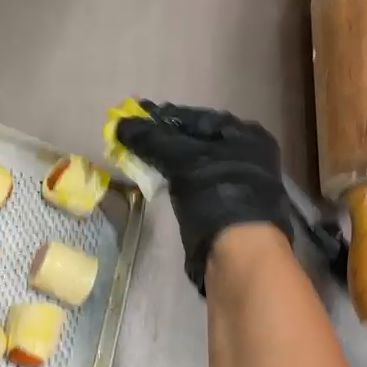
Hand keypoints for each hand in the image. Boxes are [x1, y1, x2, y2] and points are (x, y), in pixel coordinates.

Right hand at [113, 102, 292, 290]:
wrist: (238, 251)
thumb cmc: (217, 193)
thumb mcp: (185, 161)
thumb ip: (154, 141)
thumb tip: (122, 124)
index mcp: (244, 134)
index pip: (196, 118)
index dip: (163, 117)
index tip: (133, 115)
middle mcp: (243, 154)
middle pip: (195, 140)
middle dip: (162, 139)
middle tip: (130, 138)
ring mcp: (233, 183)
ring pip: (192, 164)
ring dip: (164, 160)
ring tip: (136, 157)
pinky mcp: (220, 207)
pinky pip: (190, 184)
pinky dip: (171, 180)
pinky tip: (155, 180)